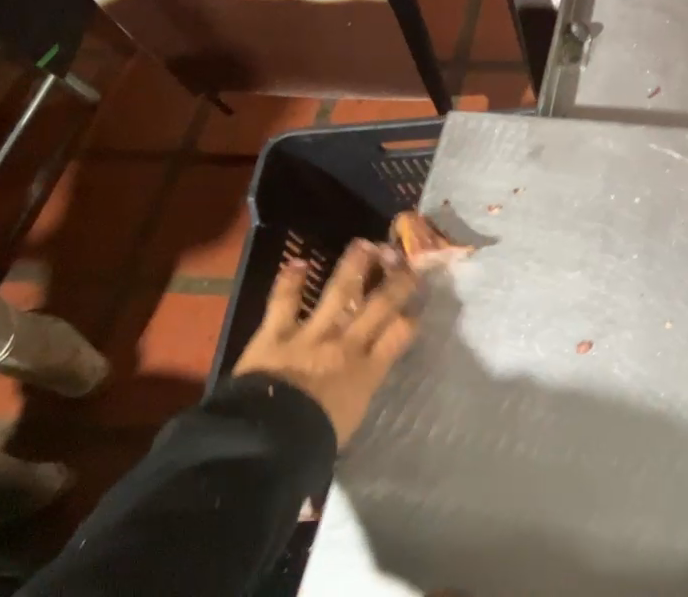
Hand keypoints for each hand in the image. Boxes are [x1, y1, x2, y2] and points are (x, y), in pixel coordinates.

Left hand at [234, 241, 420, 445]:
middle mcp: (347, 345)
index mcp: (367, 372)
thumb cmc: (312, 442)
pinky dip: (290, 282)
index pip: (400, 334)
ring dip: (353, 267)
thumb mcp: (349, 422)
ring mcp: (312, 335)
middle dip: (395, 280)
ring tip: (364, 244)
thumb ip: (356, 396)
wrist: (269, 439)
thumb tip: (356, 394)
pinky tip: (297, 263)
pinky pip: (284, 303)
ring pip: (339, 293)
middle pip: (379, 305)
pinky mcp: (275, 334)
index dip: (411, 315)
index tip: (418, 302)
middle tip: (404, 258)